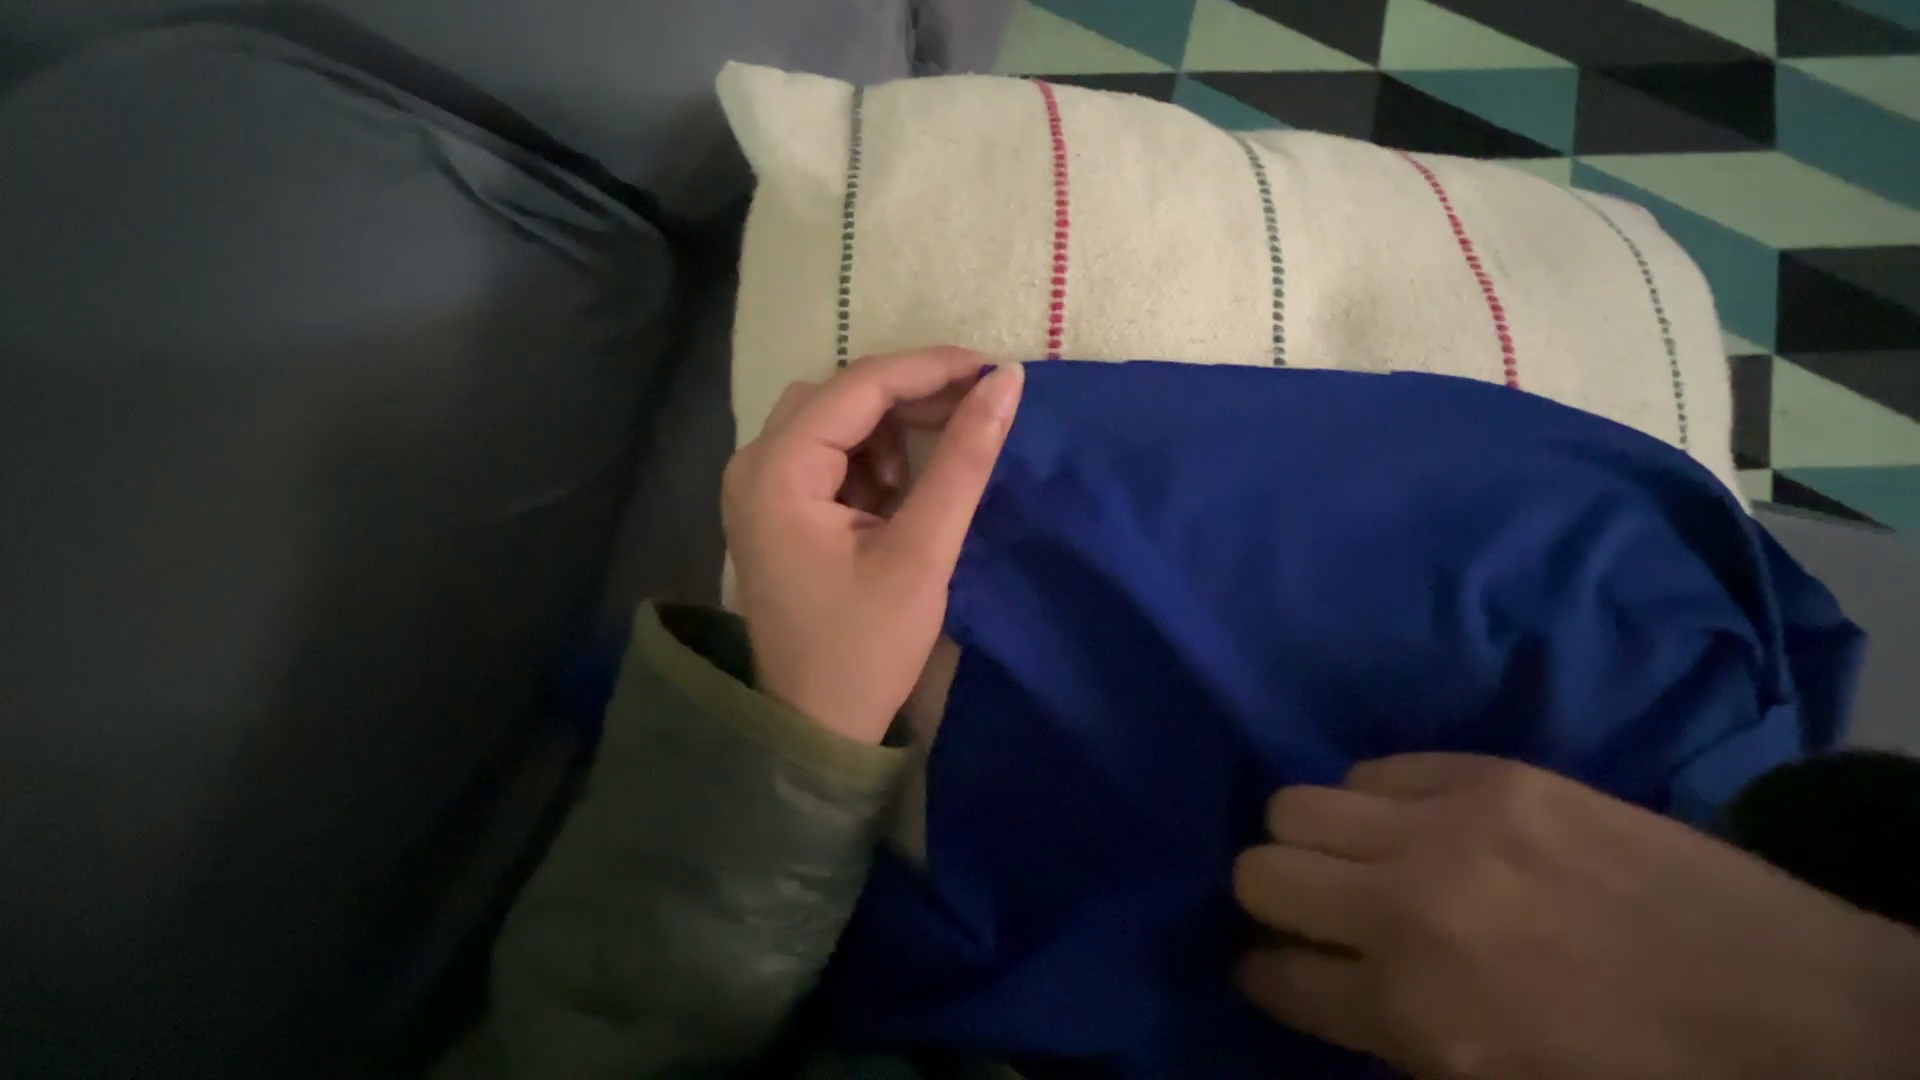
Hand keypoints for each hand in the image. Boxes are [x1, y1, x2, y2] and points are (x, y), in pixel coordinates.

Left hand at [722, 347, 1022, 744]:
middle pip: (840, 396)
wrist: (815, 724)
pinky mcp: (776, 508)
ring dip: (891, 431)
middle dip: (911, 398)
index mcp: (778, 472)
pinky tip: (900, 495)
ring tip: (933, 474)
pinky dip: (872, 461)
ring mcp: (760, 486)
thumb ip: (964, 460)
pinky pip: (828, 456)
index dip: (931, 368)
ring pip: (835, 421)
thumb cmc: (866, 647)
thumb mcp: (923, 551)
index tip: (994, 370)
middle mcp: (755, 464)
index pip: (858, 386)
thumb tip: (1008, 382)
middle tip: (975, 412)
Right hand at [1233, 754, 1919, 1079]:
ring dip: (1311, 842)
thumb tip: (1312, 977)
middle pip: (1258, 874)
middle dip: (1268, 899)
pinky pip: (1372, 769)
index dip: (1261, 973)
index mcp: (1415, 1015)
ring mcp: (1447, 830)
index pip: (1269, 975)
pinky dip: (1376, 802)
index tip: (1272, 966)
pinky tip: (1417, 827)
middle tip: (1311, 911)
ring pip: (1293, 805)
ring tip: (1357, 859)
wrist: (1814, 1019)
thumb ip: (1388, 1035)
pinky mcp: (1490, 776)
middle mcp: (1407, 911)